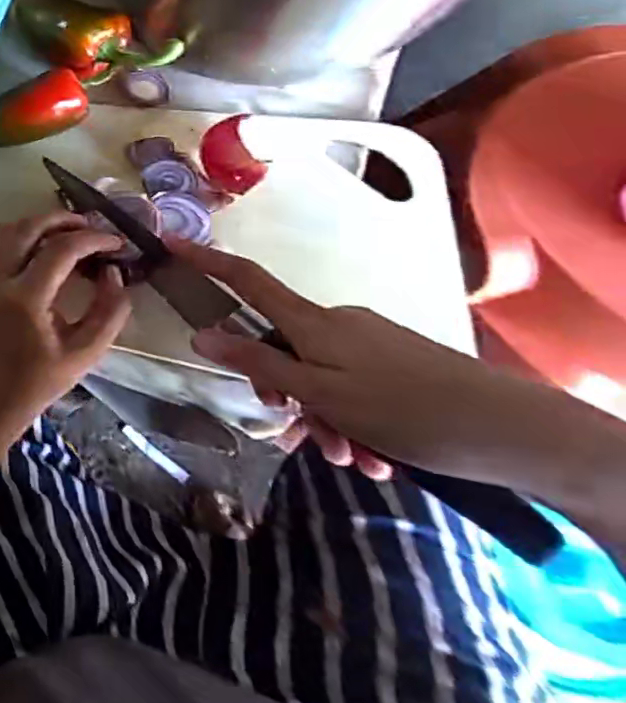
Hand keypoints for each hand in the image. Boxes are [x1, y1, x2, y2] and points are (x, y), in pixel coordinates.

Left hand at [0, 213, 130, 418]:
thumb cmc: (41, 377)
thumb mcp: (88, 350)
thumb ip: (109, 309)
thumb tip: (114, 272)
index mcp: (24, 298)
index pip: (59, 249)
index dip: (93, 239)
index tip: (118, 242)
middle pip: (25, 227)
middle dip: (62, 219)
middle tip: (94, 227)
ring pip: (5, 231)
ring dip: (39, 225)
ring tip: (73, 236)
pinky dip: (25, 237)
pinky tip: (52, 253)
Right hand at [175, 240, 571, 484]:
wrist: (532, 438)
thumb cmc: (411, 411)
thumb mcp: (321, 393)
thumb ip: (258, 363)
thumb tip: (201, 334)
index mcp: (313, 323)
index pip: (246, 280)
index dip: (206, 261)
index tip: (171, 243)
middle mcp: (338, 324)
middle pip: (281, 347)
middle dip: (282, 393)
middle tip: (298, 435)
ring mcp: (372, 344)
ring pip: (319, 376)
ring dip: (323, 419)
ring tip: (351, 459)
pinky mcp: (401, 365)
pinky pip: (353, 387)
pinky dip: (353, 421)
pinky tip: (375, 457)